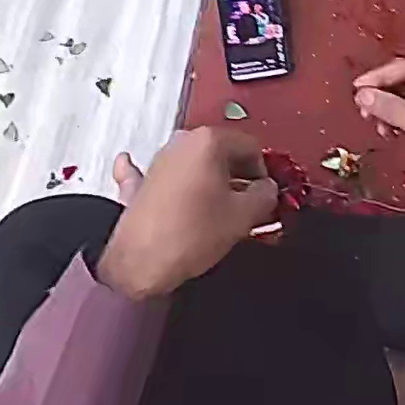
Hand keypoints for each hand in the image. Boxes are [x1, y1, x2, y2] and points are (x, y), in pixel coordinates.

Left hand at [95, 127, 276, 299]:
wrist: (137, 264)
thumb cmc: (192, 234)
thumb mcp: (243, 216)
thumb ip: (266, 195)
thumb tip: (267, 189)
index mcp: (210, 140)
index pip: (251, 147)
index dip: (263, 173)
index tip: (263, 197)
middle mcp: (183, 141)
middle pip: (224, 153)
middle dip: (238, 177)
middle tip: (246, 207)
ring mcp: (160, 159)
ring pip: (198, 165)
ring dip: (212, 182)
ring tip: (217, 213)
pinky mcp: (141, 181)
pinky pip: (163, 175)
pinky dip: (173, 182)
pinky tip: (169, 187)